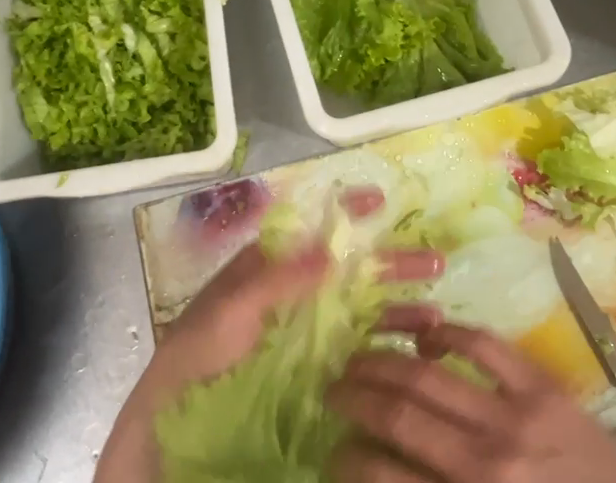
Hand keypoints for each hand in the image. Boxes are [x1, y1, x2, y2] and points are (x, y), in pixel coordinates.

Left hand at [97, 232, 441, 482]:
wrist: (178, 415)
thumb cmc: (200, 349)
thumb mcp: (234, 307)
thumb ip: (280, 277)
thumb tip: (331, 246)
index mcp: (269, 266)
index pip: (314, 231)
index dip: (345, 214)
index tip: (379, 200)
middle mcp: (293, 290)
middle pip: (349, 270)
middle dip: (389, 262)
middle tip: (434, 260)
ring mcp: (304, 328)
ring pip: (360, 308)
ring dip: (397, 306)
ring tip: (436, 315)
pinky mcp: (312, 364)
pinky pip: (355, 346)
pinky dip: (386, 344)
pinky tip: (415, 349)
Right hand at [328, 323, 615, 482]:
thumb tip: (381, 472)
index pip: (382, 475)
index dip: (346, 459)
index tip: (332, 452)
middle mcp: (483, 460)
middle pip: (397, 415)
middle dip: (353, 399)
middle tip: (333, 390)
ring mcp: (514, 416)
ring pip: (426, 374)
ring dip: (382, 362)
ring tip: (359, 358)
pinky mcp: (544, 389)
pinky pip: (483, 346)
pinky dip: (447, 334)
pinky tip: (425, 334)